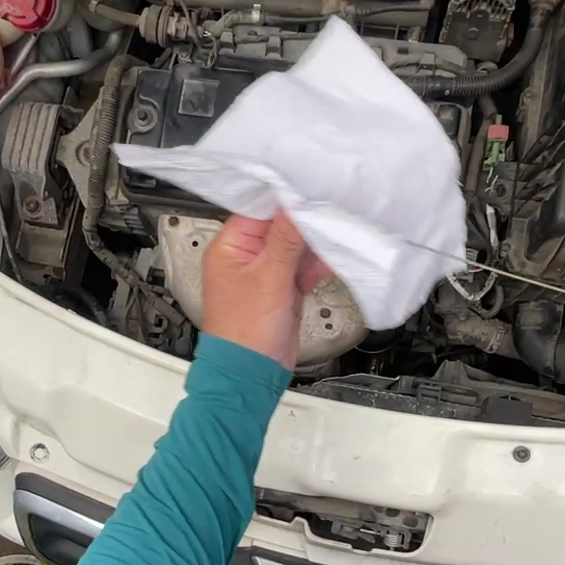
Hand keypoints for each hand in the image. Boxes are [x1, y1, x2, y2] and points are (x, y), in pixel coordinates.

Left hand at [199, 211, 330, 368]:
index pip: (258, 209)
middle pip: (280, 226)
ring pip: (295, 246)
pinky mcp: (282, 287)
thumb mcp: (269, 278)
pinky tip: (333, 258)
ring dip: (315, 244)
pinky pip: (302, 267)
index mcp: (229, 247)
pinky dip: (318, 263)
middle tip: (329, 214)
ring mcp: (265, 272)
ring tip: (335, 236)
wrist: (252, 372)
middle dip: (304, 223)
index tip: (310, 192)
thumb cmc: (244, 333)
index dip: (285, 200)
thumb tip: (295, 204)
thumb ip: (286, 240)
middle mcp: (245, 256)